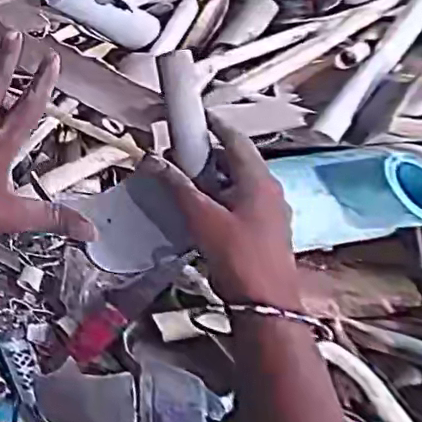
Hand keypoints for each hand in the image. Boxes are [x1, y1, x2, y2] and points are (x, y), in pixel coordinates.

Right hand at [144, 114, 300, 308]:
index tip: (193, 116)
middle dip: (204, 154)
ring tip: (180, 179)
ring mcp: (269, 211)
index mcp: (259, 182)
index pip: (236, 140)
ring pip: (234, 181)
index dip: (213, 125)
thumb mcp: (200, 215)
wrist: (264, 305)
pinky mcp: (263, 229)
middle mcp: (268, 192)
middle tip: (176, 152)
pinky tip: (195, 205)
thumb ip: (175, 184)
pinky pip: (236, 200)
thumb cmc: (239, 257)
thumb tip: (153, 159)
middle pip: (234, 160)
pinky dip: (215, 195)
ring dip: (208, 176)